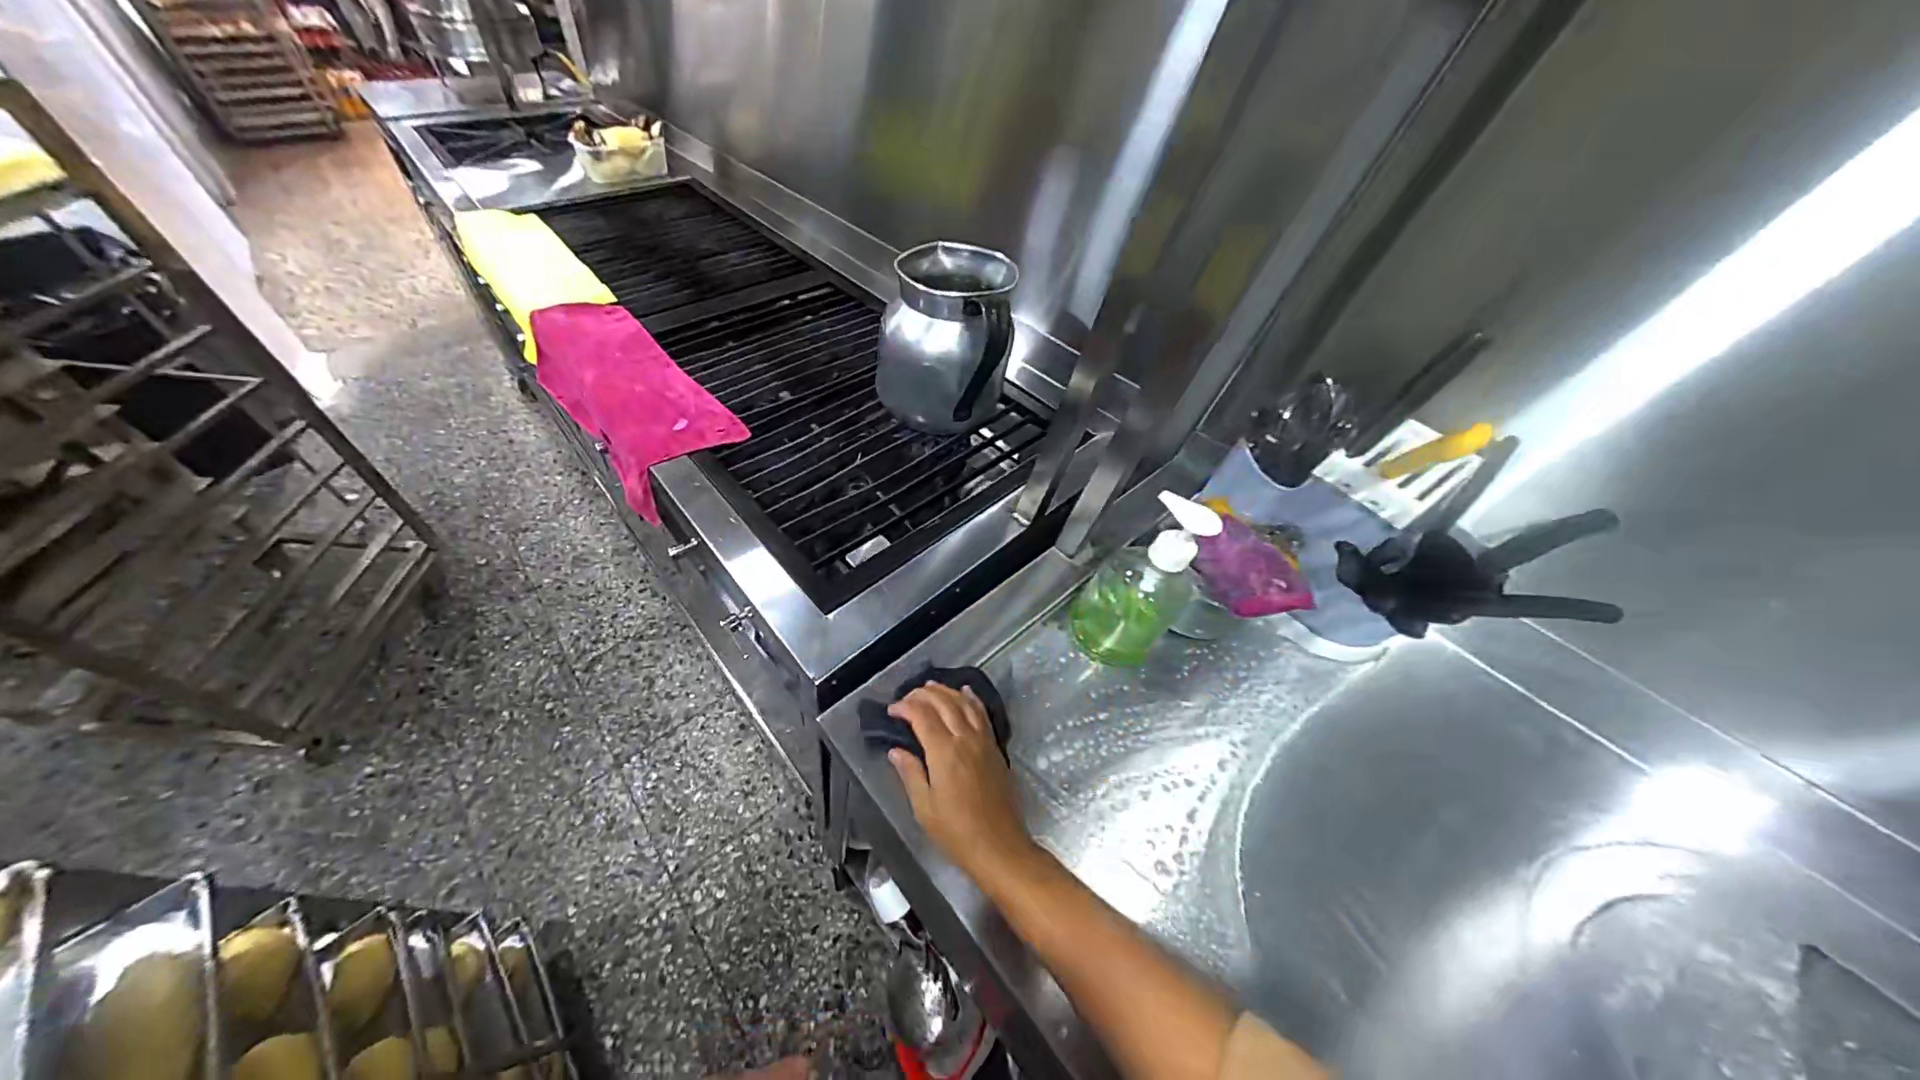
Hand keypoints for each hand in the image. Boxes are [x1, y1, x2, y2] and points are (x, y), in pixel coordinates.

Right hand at [887, 683, 1036, 887]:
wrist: (999, 847)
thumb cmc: (957, 833)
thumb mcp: (924, 808)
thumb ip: (910, 773)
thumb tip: (896, 750)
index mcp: (945, 752)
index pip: (922, 716)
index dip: (905, 707)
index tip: (892, 710)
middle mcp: (966, 739)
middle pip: (944, 703)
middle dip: (923, 694)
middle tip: (907, 697)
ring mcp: (984, 742)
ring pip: (965, 704)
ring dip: (947, 691)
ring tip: (931, 687)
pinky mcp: (995, 748)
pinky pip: (982, 714)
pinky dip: (972, 699)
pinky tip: (966, 693)